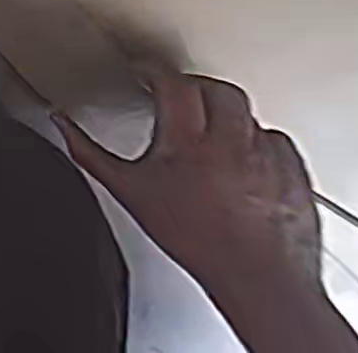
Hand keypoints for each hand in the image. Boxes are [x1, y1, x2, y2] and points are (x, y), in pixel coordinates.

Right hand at [53, 75, 321, 292]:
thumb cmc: (194, 239)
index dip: (155, 73)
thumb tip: (62, 124)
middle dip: (193, 84)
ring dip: (225, 110)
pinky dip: (260, 138)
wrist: (257, 284)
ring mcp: (268, 161)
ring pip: (250, 112)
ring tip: (208, 119)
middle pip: (218, 90)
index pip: (174, 85)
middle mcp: (231, 146)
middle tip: (177, 91)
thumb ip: (88, 150)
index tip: (144, 74)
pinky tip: (244, 149)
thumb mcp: (127, 190)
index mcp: (188, 144)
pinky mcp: (296, 178)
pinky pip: (279, 140)